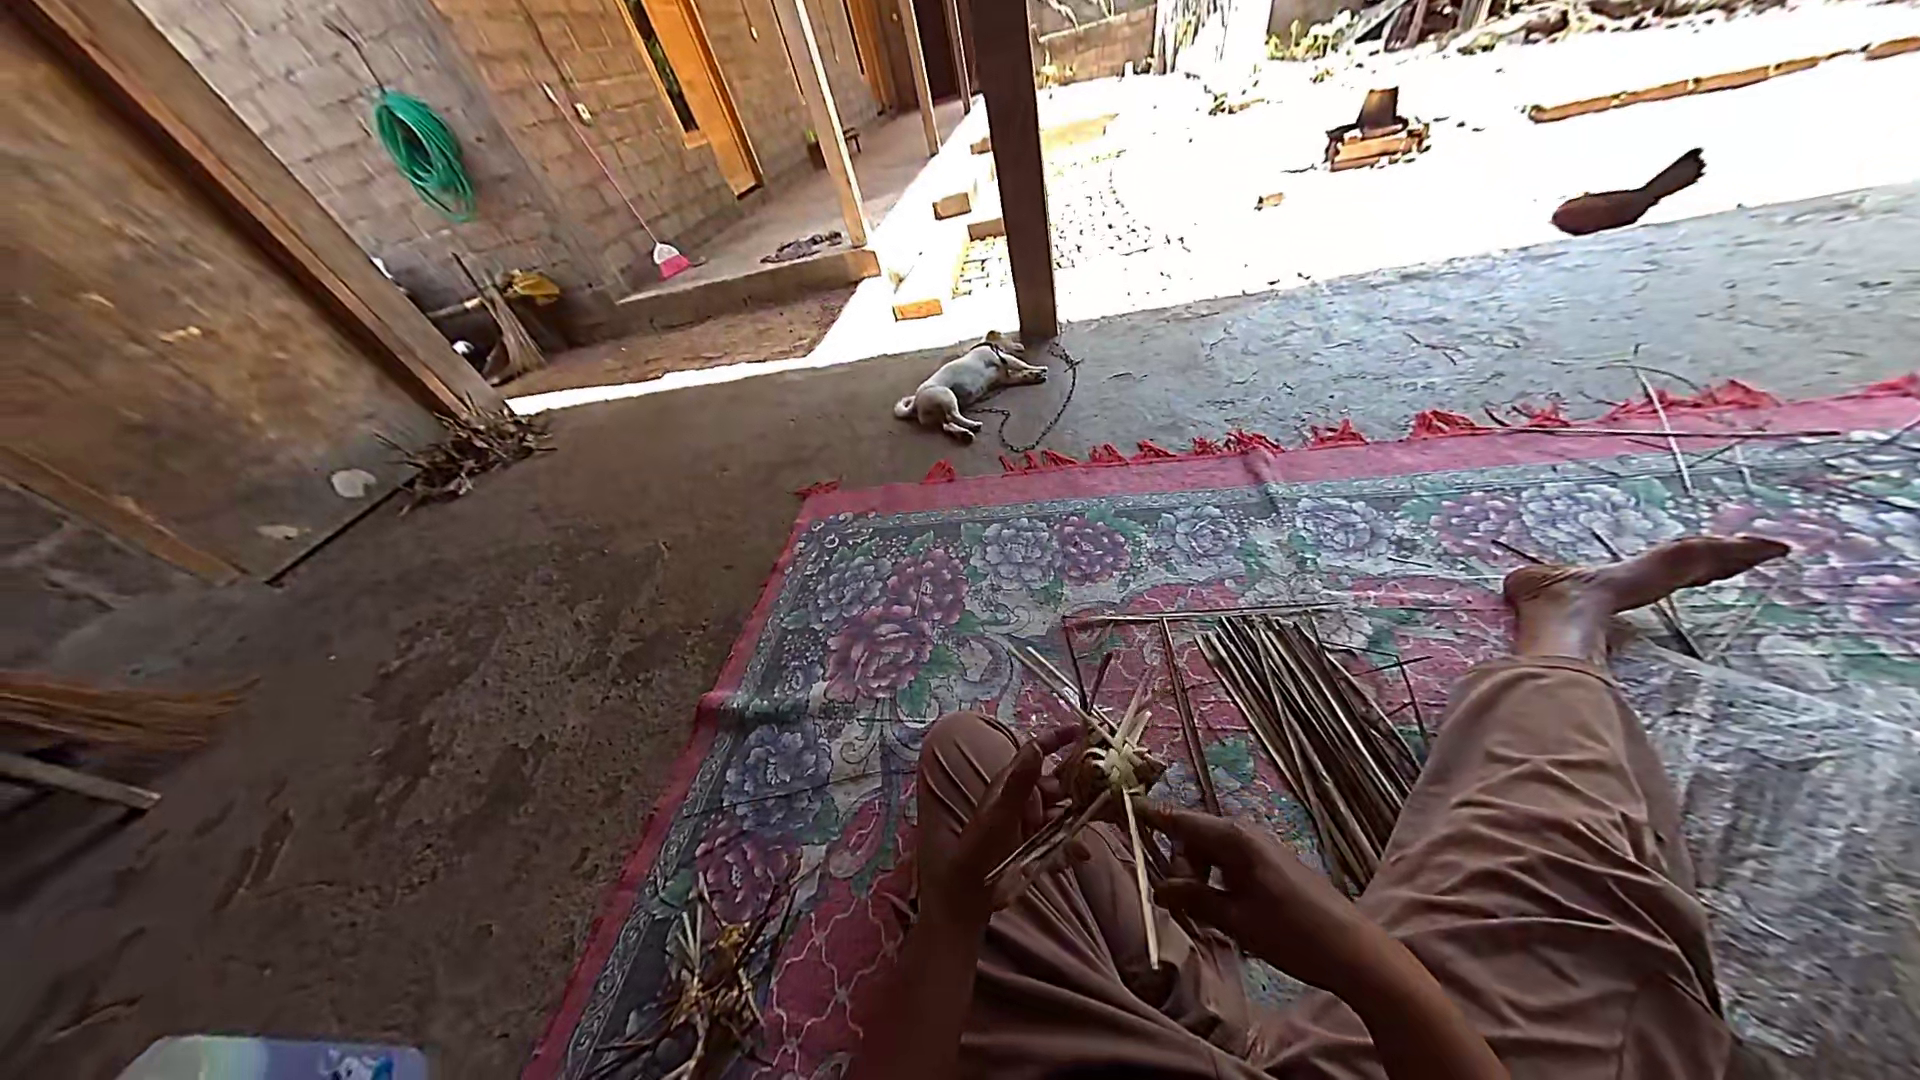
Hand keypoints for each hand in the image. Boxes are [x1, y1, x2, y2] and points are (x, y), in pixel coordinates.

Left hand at [920, 722, 1082, 926]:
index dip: (1057, 739)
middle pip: (1054, 782)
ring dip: (1075, 817)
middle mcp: (1017, 799)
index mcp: (1006, 785)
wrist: (963, 902)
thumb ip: (1018, 784)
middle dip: (1075, 785)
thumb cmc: (974, 856)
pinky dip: (1070, 845)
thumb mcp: (998, 817)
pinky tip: (1080, 855)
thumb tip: (1036, 746)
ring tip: (1090, 825)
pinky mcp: (1032, 845)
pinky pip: (1058, 839)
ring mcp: (1025, 823)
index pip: (1035, 752)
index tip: (1082, 731)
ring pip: (1059, 811)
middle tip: (1097, 792)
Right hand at [1136, 801, 1392, 996]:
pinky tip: (1226, 908)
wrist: (1356, 952)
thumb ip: (1193, 898)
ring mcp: (1259, 846)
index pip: (1182, 821)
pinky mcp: (1269, 863)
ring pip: (1210, 851)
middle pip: (1194, 837)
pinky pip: (1229, 861)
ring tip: (1208, 912)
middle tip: (1184, 902)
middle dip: (1182, 865)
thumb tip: (1158, 889)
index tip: (1127, 808)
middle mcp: (1244, 833)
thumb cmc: (1292, 932)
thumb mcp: (1236, 920)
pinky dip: (1218, 879)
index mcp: (1234, 838)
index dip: (1153, 816)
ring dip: (1200, 875)